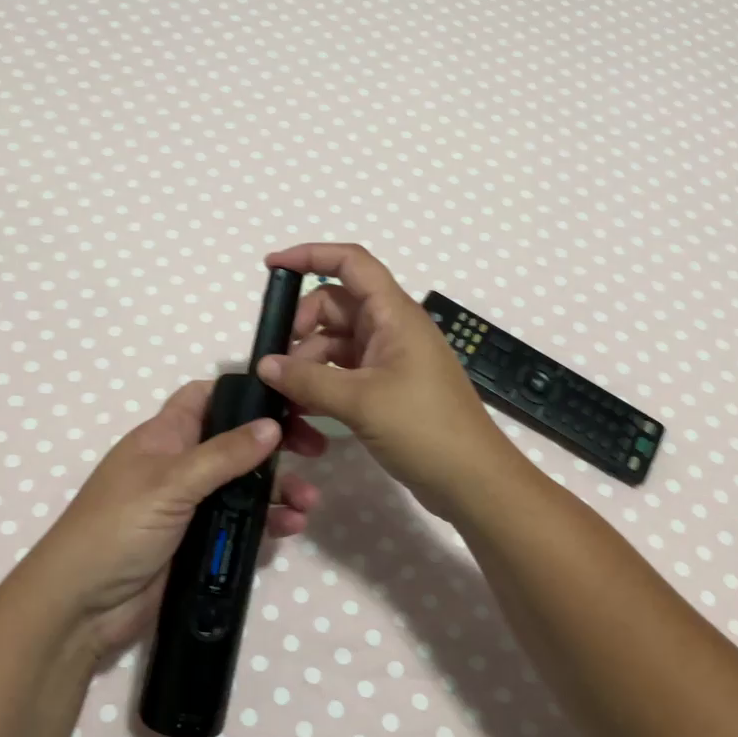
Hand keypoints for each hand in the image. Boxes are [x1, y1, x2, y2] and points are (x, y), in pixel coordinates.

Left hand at [27, 380, 324, 655]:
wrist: (80, 606)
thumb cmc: (117, 528)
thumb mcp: (170, 483)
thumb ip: (224, 454)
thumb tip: (272, 425)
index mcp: (164, 437)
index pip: (207, 398)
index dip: (245, 393)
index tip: (290, 401)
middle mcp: (179, 466)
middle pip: (237, 443)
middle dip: (276, 446)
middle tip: (317, 452)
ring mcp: (190, 506)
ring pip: (245, 486)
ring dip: (279, 489)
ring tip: (308, 504)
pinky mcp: (199, 542)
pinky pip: (242, 524)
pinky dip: (268, 522)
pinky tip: (291, 527)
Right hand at [256, 243, 519, 510]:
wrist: (473, 481)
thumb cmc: (425, 429)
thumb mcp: (361, 401)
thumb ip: (308, 379)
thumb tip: (265, 365)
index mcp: (394, 314)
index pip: (351, 263)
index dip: (310, 255)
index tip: (271, 267)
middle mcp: (392, 329)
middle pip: (335, 306)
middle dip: (301, 326)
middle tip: (278, 363)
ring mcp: (389, 361)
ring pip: (335, 343)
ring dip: (307, 362)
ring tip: (287, 398)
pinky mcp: (386, 390)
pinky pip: (343, 373)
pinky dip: (321, 384)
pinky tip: (303, 411)